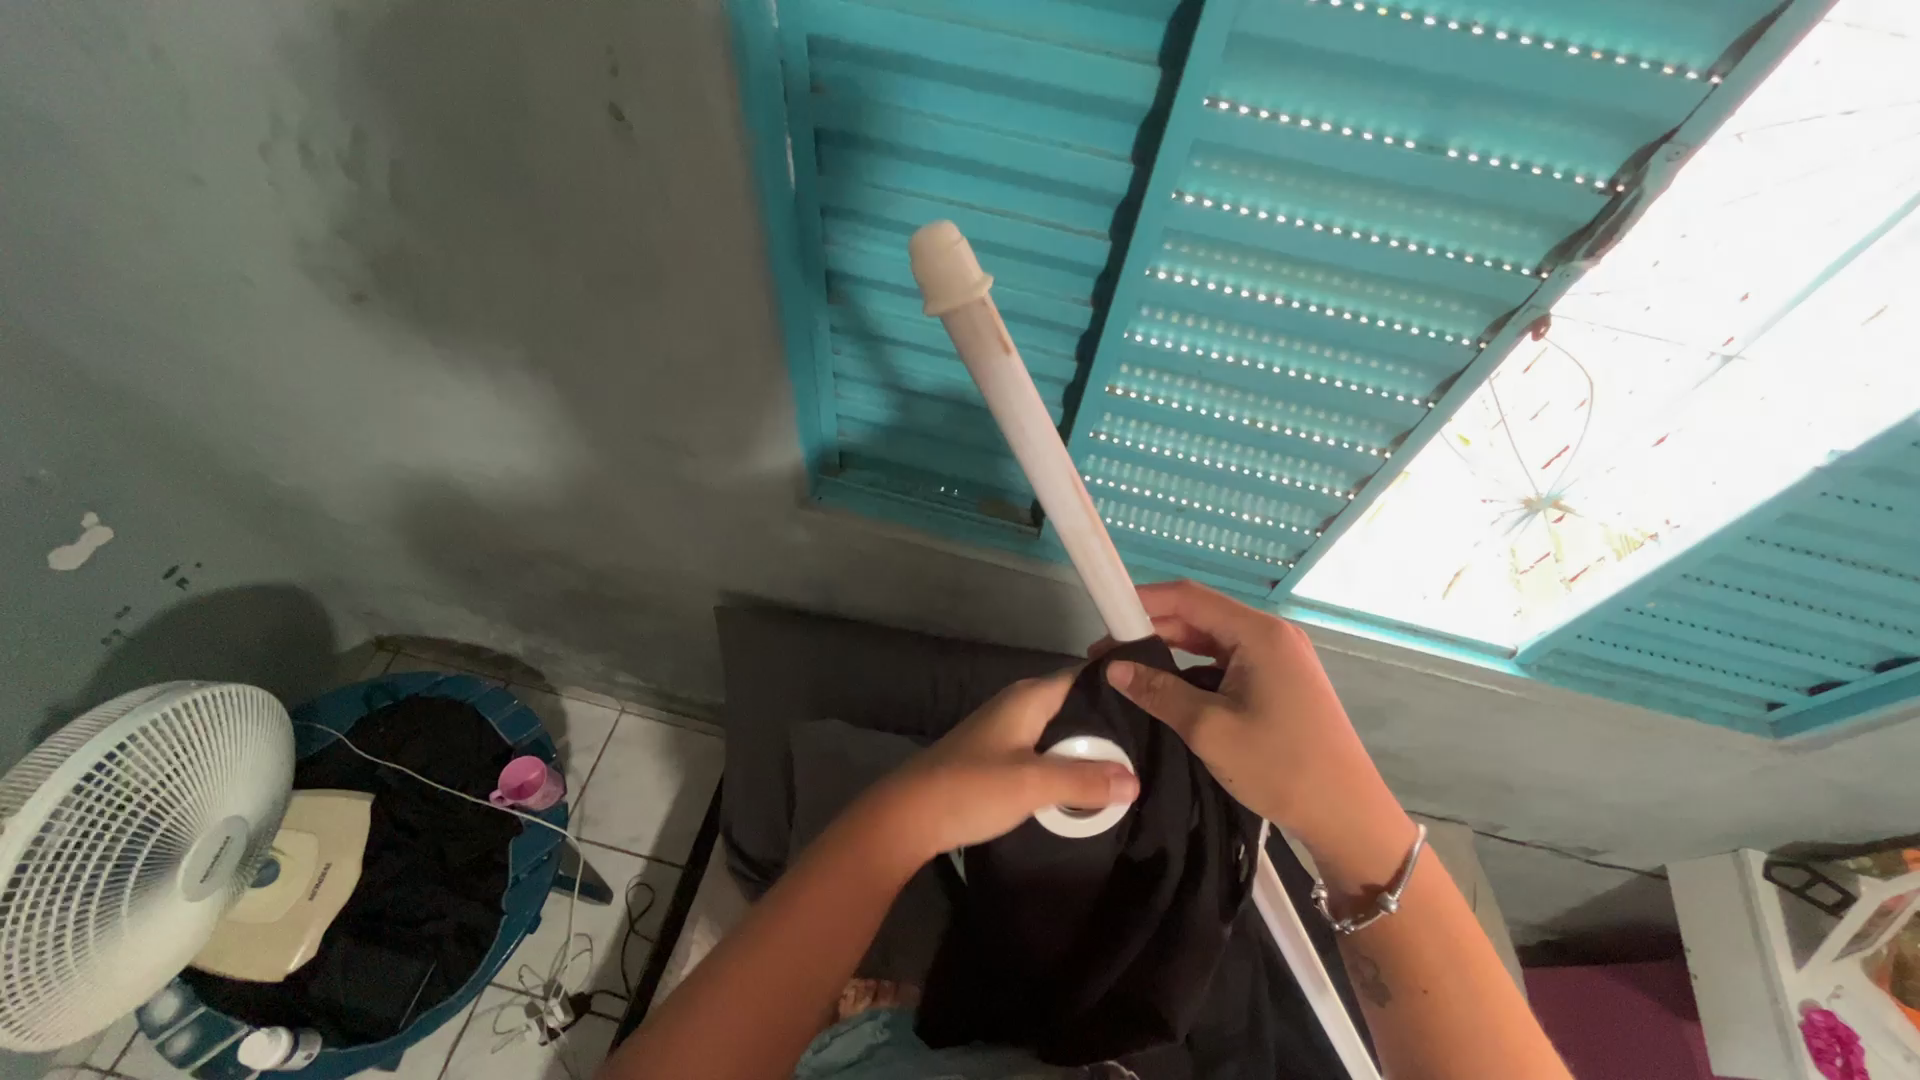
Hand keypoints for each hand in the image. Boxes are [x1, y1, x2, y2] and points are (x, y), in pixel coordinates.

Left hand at [869, 671, 1139, 861]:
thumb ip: (1084, 780)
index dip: (1119, 687)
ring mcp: (1008, 730)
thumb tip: (1135, 781)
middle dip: (1110, 726)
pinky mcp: (1000, 756)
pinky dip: (1067, 764)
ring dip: (1088, 749)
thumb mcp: (1033, 783)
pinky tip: (1087, 785)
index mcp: (1030, 696)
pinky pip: (1046, 751)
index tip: (1157, 703)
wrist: (908, 816)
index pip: (1085, 677)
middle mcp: (1020, 704)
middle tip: (1153, 747)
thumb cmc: (970, 788)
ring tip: (1131, 769)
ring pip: (1061, 732)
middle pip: (1076, 706)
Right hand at [1093, 581, 1405, 859]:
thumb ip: (1158, 692)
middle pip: (1200, 617)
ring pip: (1212, 642)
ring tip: (1129, 672)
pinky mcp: (1280, 682)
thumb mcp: (1208, 729)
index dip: (1143, 601)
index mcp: (1259, 634)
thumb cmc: (1280, 767)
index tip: (1104, 616)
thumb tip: (1114, 668)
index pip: (1189, 598)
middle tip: (1107, 654)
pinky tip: (1167, 691)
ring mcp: (1278, 659)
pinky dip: (1194, 671)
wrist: (1347, 815)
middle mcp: (1271, 635)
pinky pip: (1227, 663)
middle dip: (1152, 630)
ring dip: (1171, 652)